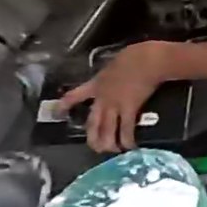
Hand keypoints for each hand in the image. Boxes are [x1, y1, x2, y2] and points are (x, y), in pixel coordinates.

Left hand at [56, 40, 180, 152]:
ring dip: (108, 143)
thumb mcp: (116, 61)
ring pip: (106, 129)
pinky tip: (130, 146)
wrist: (148, 60)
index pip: (76, 95)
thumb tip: (118, 71)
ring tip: (113, 151)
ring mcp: (115, 104)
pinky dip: (127, 139)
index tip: (58, 110)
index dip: (66, 103)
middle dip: (93, 137)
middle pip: (93, 122)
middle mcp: (102, 98)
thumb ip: (112, 71)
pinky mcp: (129, 108)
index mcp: (97, 83)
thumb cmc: (136, 55)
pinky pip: (126, 128)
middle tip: (96, 148)